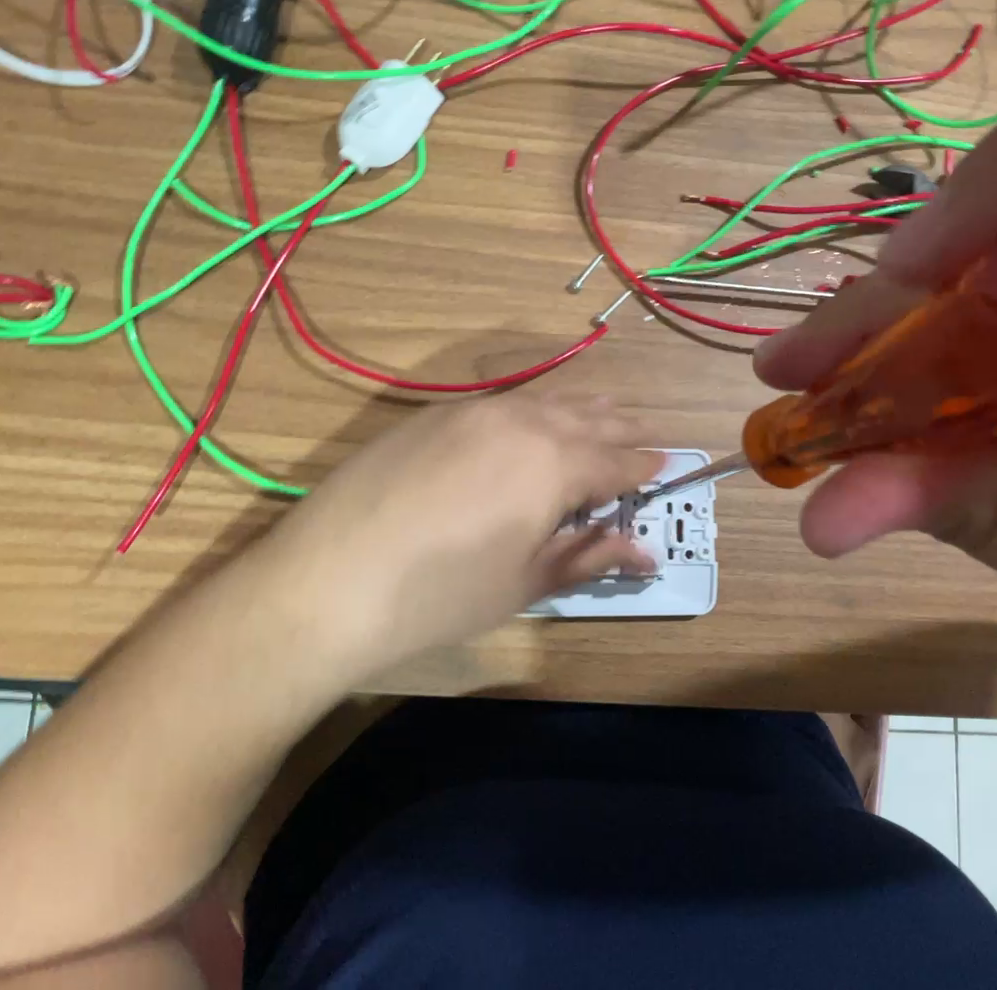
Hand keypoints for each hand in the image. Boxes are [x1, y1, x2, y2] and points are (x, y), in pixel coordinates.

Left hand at [247, 396, 660, 678]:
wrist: (329, 580)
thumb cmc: (440, 596)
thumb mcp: (524, 583)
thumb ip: (587, 556)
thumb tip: (644, 551)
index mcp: (553, 463)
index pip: (616, 460)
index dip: (645, 467)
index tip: (667, 466)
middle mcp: (519, 421)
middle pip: (585, 417)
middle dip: (619, 428)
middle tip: (642, 437)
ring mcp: (469, 411)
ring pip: (542, 401)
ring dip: (578, 410)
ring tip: (600, 415)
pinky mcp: (430, 415)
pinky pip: (501, 401)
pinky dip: (531, 408)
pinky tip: (529, 421)